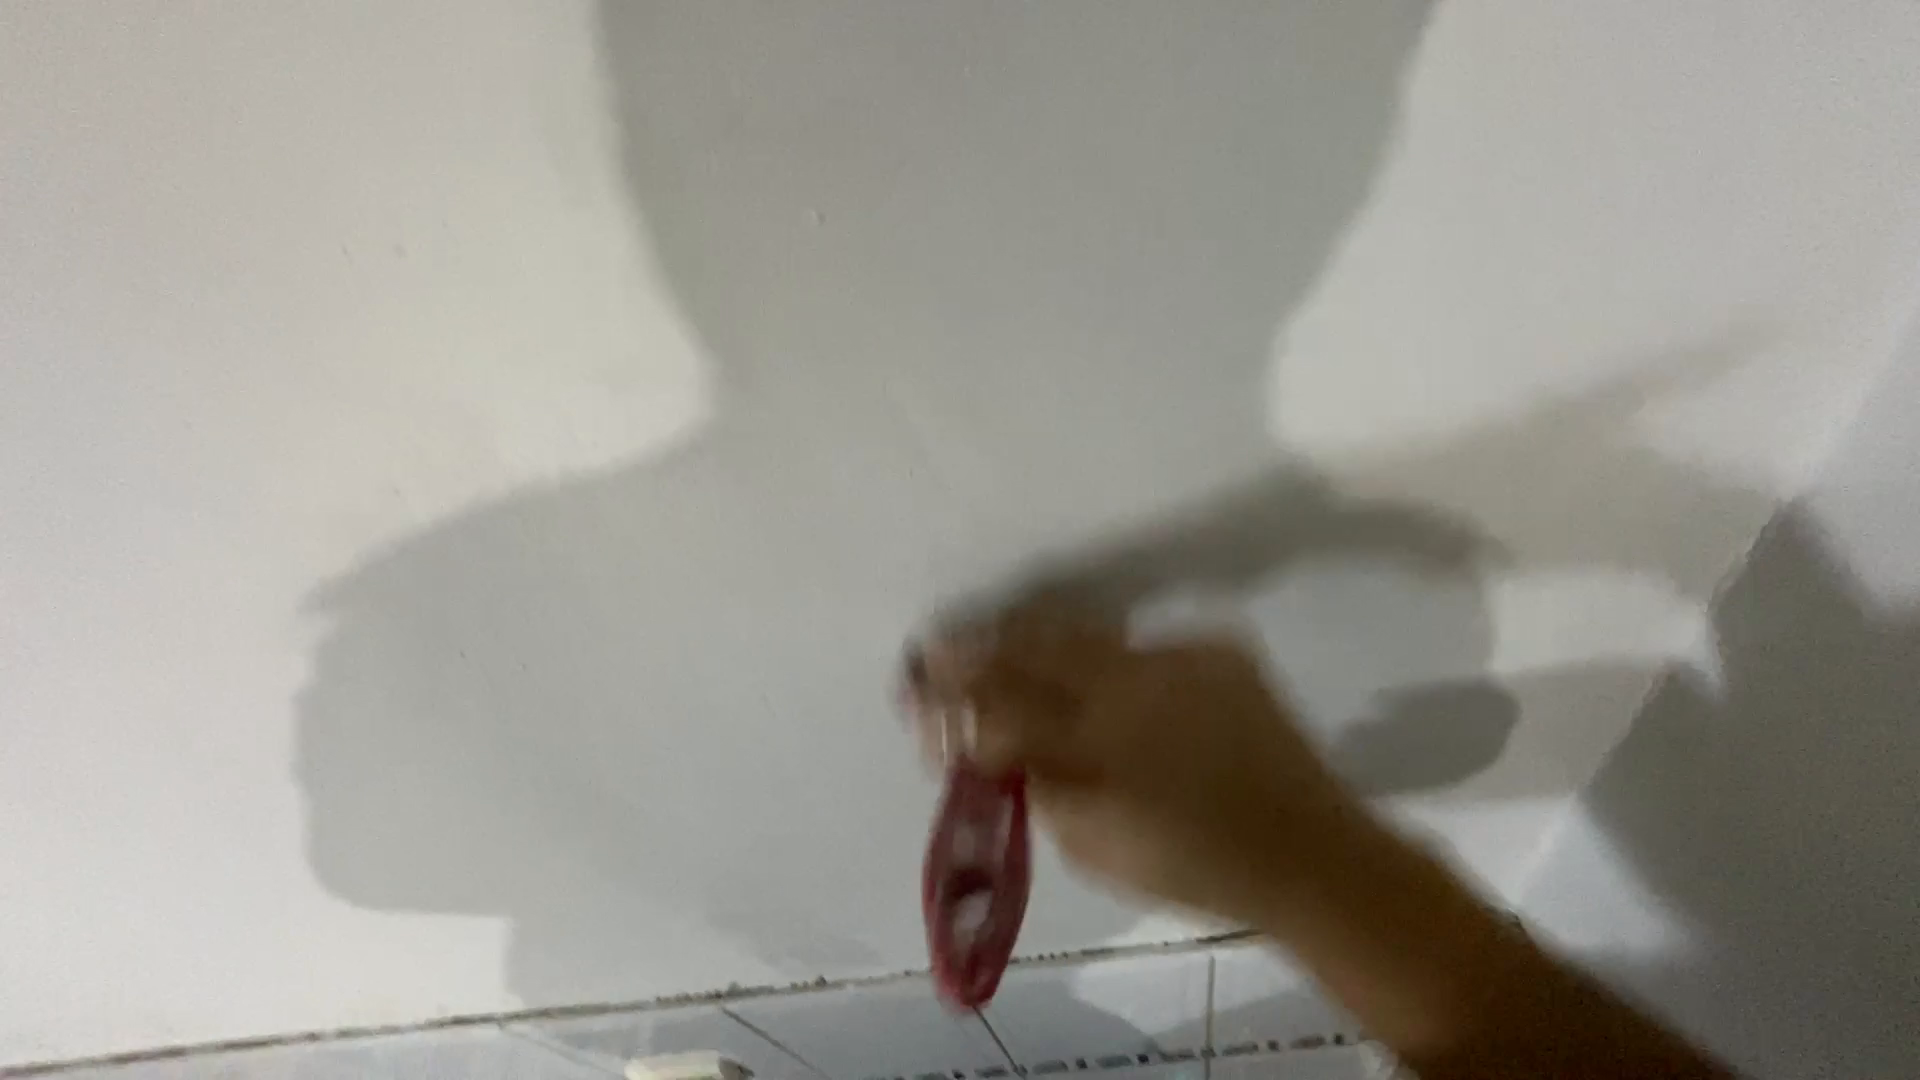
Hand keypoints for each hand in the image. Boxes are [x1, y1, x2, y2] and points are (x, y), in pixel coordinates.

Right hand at [903, 604, 1365, 925]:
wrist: (1310, 851)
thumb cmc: (1194, 866)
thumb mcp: (1095, 848)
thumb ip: (1039, 790)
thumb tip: (997, 749)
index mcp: (1099, 749)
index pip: (1000, 710)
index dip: (951, 700)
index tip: (915, 691)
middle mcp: (1132, 688)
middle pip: (1032, 654)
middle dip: (976, 649)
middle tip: (937, 647)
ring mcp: (1177, 659)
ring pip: (1082, 635)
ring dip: (1033, 637)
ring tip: (997, 636)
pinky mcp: (1215, 649)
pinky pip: (1142, 646)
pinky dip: (1110, 656)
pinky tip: (1098, 669)